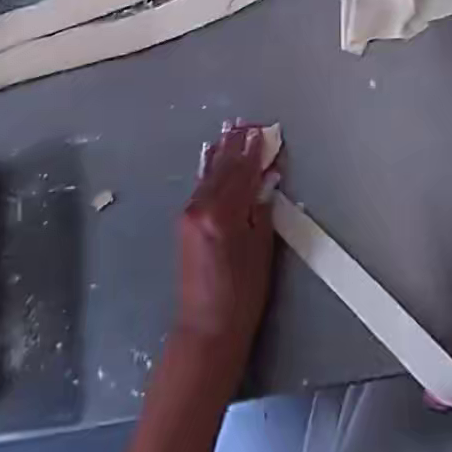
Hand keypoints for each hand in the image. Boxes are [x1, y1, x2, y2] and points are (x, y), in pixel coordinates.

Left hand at [173, 122, 276, 351]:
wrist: (206, 327)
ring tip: (231, 131)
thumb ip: (262, 209)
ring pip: (210, 174)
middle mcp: (201, 207)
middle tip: (248, 124)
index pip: (243, 173)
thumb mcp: (262, 250)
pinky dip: (211, 169)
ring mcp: (189, 213)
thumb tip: (266, 179)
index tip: (264, 132)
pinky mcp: (185, 221)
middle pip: (223, 168)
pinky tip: (214, 157)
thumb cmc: (243, 294)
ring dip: (222, 152)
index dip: (255, 152)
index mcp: (223, 214)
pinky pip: (201, 186)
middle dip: (237, 145)